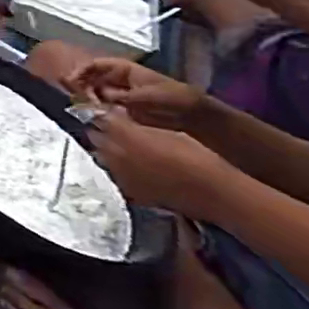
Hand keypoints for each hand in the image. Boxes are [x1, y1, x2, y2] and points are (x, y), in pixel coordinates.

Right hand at [63, 58, 204, 131]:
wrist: (195, 117)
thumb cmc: (172, 98)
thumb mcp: (145, 96)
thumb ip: (119, 98)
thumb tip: (95, 100)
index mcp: (123, 69)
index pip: (95, 65)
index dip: (81, 71)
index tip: (71, 81)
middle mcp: (119, 80)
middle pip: (92, 79)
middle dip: (82, 88)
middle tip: (75, 101)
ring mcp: (122, 95)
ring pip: (97, 95)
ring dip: (89, 102)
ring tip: (83, 110)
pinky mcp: (126, 111)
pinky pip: (106, 109)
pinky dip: (98, 113)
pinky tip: (93, 118)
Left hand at [88, 108, 235, 214]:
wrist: (213, 192)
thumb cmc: (194, 155)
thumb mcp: (164, 130)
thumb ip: (135, 124)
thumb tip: (119, 117)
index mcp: (123, 133)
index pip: (98, 118)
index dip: (104, 116)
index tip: (110, 115)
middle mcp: (115, 153)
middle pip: (94, 137)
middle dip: (101, 133)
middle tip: (114, 132)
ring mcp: (120, 175)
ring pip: (100, 157)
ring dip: (105, 152)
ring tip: (120, 151)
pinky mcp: (130, 194)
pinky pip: (113, 178)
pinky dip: (116, 173)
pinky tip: (129, 171)